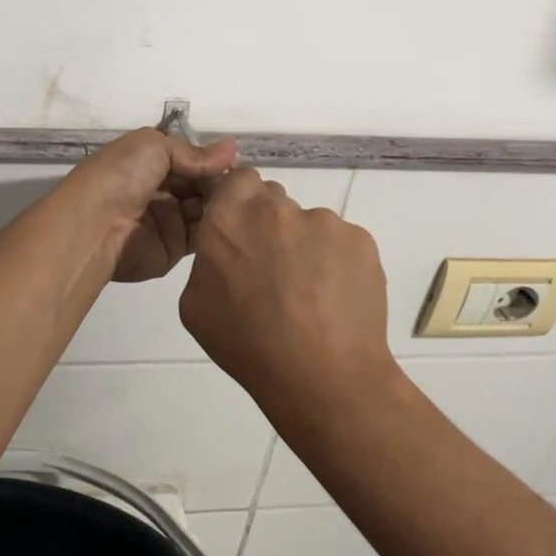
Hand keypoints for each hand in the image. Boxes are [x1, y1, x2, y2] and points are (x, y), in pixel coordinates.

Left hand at [61, 127, 236, 282]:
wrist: (96, 225)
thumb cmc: (121, 176)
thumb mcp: (153, 146)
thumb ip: (193, 152)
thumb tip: (232, 148)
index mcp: (148, 163)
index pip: (189, 159)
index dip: (212, 160)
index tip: (240, 162)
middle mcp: (159, 191)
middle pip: (199, 185)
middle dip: (221, 182)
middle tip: (250, 183)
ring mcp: (167, 220)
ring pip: (204, 210)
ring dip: (224, 204)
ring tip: (251, 200)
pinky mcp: (174, 248)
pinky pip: (202, 235)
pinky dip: (219, 227)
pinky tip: (239, 219)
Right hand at [180, 167, 392, 405]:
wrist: (322, 376)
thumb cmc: (248, 346)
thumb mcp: (196, 305)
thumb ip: (208, 261)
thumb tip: (227, 253)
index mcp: (227, 220)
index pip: (237, 179)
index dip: (241, 200)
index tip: (244, 229)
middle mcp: (274, 209)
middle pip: (273, 200)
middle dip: (271, 225)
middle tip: (275, 270)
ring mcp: (322, 221)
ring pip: (310, 223)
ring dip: (306, 247)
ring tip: (311, 295)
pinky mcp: (359, 240)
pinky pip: (342, 243)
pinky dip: (338, 263)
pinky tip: (335, 300)